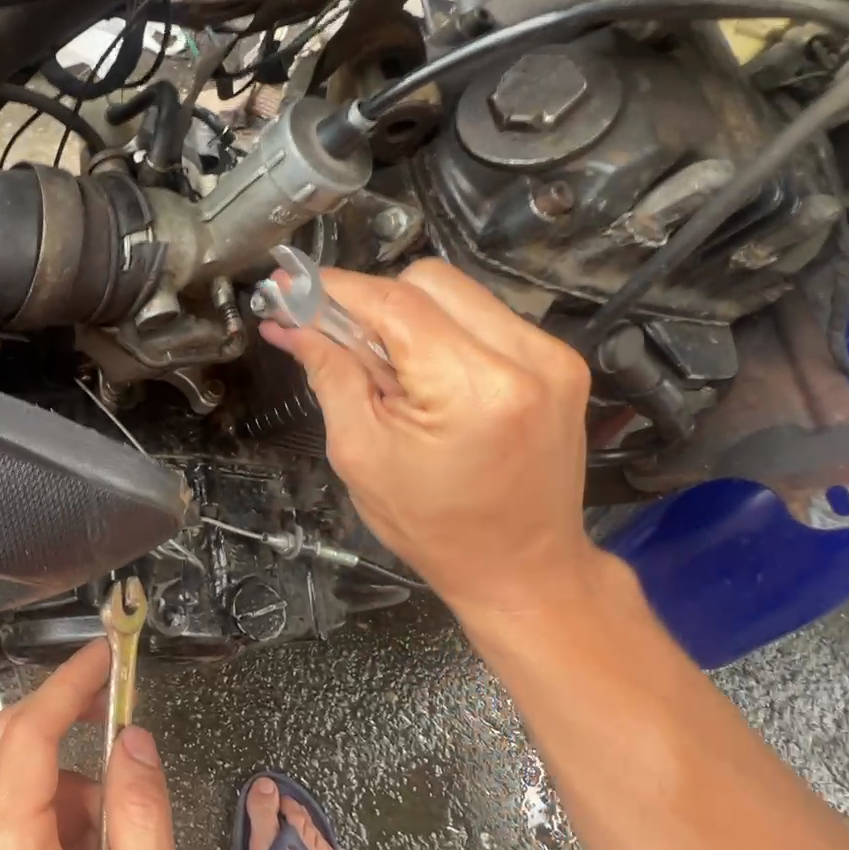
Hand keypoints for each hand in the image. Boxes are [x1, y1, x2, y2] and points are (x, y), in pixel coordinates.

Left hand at [0, 639, 198, 849]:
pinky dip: (49, 809)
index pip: (31, 734)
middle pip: (6, 740)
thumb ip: (141, 816)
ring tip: (112, 841)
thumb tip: (133, 738)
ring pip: (6, 773)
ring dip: (62, 776)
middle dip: (64, 718)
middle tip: (118, 713)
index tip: (106, 654)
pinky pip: (5, 812)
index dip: (70, 682)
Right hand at [261, 258, 601, 616]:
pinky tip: (422, 377)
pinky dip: (439, 333)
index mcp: (473, 388)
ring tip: (386, 371)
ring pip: (456, 293)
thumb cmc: (433, 525)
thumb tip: (292, 326)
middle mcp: (526, 358)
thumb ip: (330, 375)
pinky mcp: (558, 362)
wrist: (520, 567)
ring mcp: (551, 356)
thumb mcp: (360, 453)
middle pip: (428, 282)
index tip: (291, 286)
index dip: (334, 288)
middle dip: (371, 303)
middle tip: (338, 342)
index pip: (393, 303)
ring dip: (405, 318)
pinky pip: (482, 317)